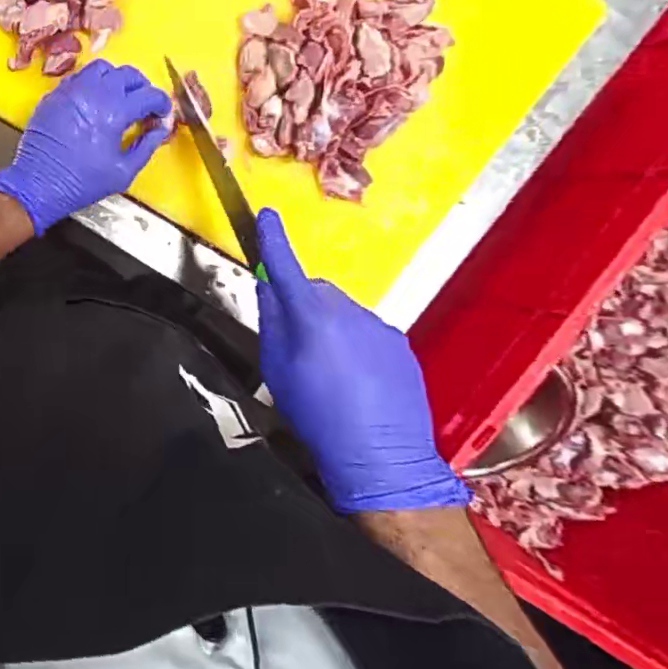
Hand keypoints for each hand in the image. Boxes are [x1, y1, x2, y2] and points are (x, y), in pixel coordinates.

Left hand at [0, 60, 173, 233]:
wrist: (38, 185)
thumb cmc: (81, 182)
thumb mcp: (123, 172)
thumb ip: (146, 147)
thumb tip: (160, 130)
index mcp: (115, 111)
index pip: (149, 94)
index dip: (161, 104)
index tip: (161, 115)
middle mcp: (94, 93)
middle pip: (127, 74)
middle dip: (141, 87)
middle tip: (142, 105)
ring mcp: (71, 91)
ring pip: (101, 69)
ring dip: (115, 79)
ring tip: (118, 98)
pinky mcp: (54, 96)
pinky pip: (78, 78)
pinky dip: (92, 84)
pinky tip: (94, 102)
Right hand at [254, 208, 469, 514]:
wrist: (380, 453)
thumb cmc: (314, 412)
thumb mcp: (276, 369)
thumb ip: (272, 323)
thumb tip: (268, 288)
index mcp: (313, 317)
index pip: (287, 269)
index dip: (274, 241)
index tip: (268, 215)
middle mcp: (350, 312)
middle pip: (315, 291)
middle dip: (300, 304)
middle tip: (289, 343)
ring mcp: (380, 327)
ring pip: (340, 312)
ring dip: (326, 326)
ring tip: (323, 369)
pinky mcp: (400, 345)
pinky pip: (365, 330)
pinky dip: (350, 342)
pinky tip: (350, 378)